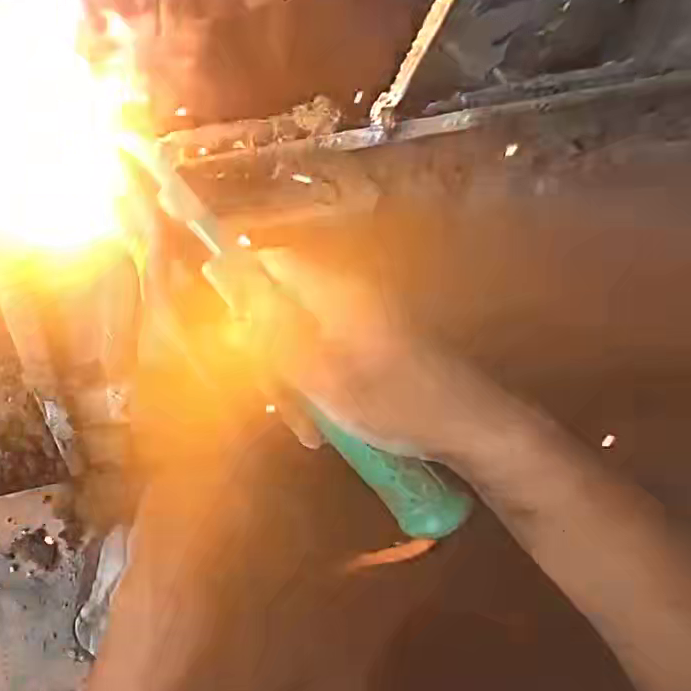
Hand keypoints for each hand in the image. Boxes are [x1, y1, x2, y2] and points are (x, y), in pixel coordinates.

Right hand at [228, 249, 504, 461]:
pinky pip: (325, 356)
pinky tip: (324, 425)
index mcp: (332, 292)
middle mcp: (345, 297)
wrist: (469, 428)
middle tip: (277, 400)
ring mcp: (360, 322)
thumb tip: (221, 270)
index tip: (230, 335)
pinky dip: (317, 387)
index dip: (241, 289)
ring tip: (305, 426)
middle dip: (268, 354)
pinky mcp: (370, 346)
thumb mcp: (317, 367)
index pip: (271, 263)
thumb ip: (267, 319)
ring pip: (300, 339)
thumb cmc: (392, 400)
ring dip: (292, 381)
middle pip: (282, 307)